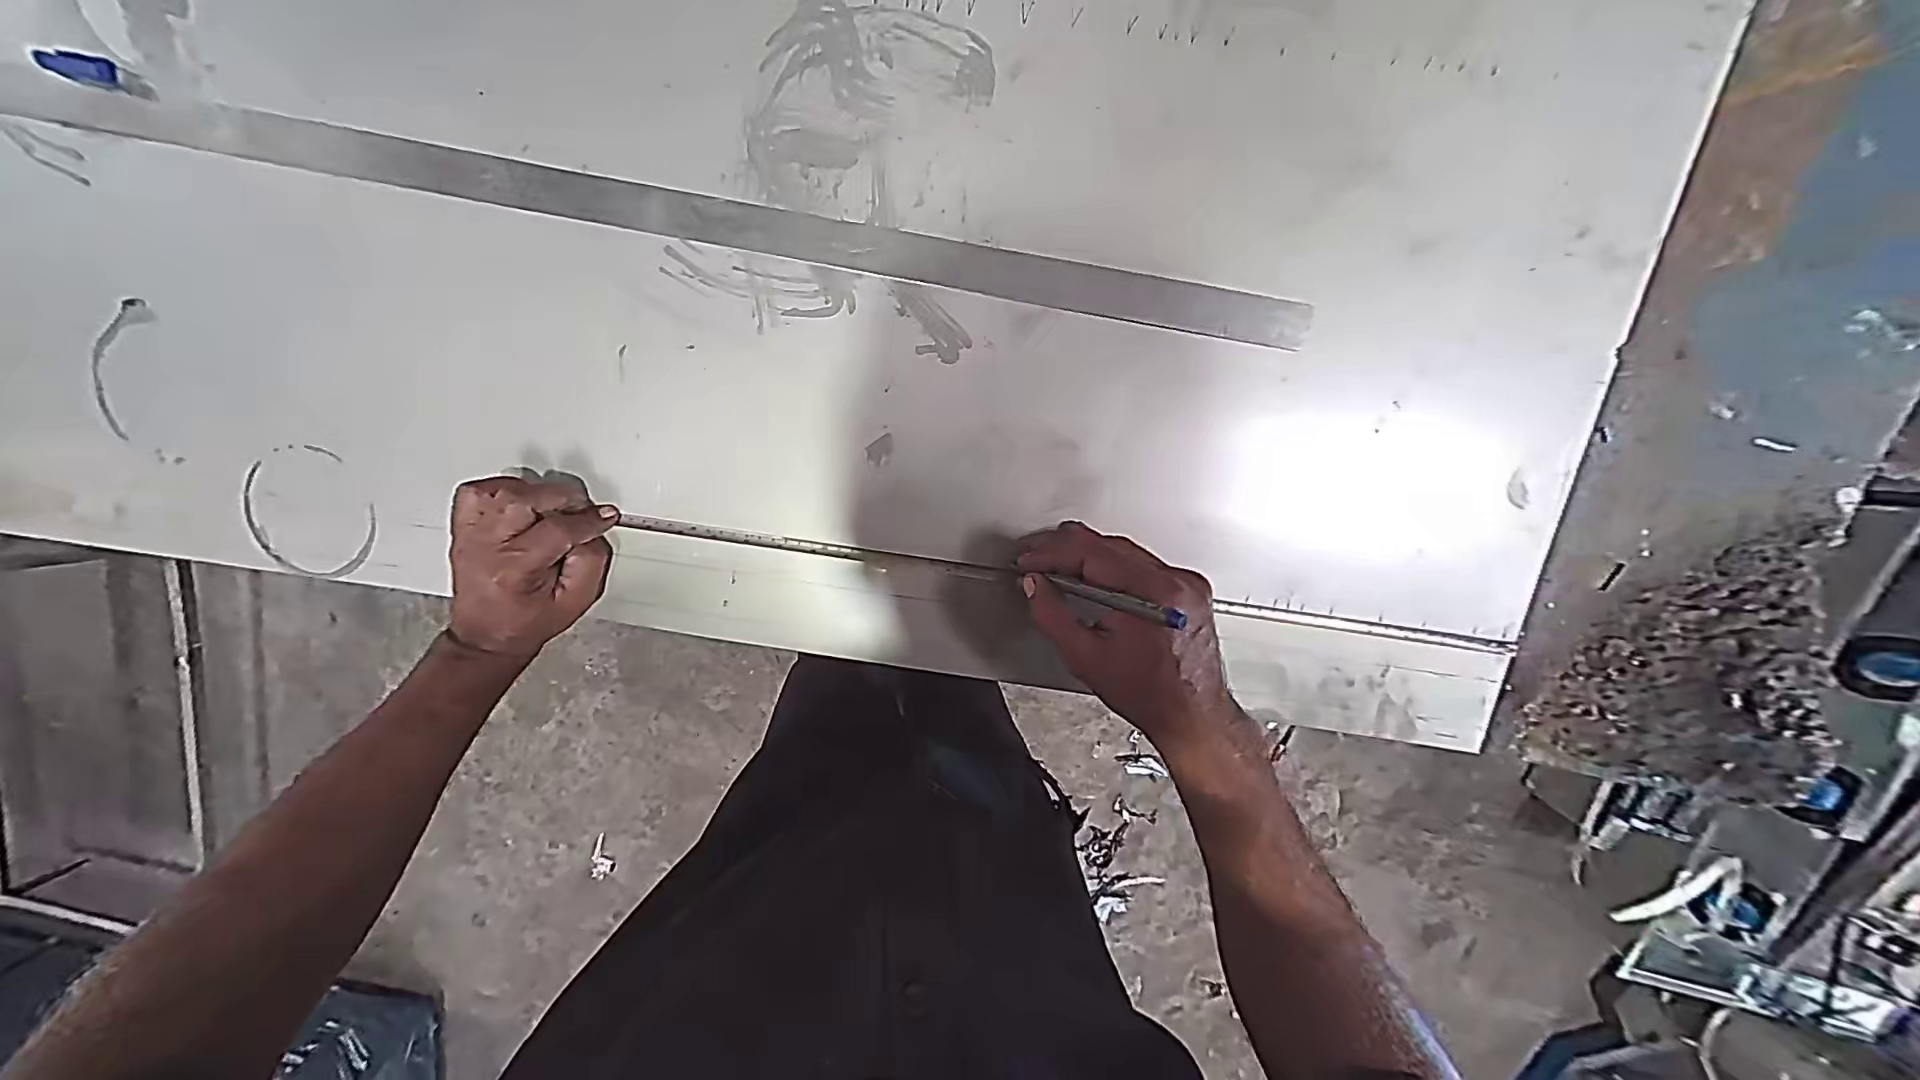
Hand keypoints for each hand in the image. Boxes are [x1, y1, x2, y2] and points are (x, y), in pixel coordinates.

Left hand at [446, 476, 618, 658]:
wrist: (487, 633)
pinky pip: (477, 491)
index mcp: (514, 571)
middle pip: (525, 500)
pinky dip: (503, 488)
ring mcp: (471, 534)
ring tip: (553, 508)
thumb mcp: (577, 600)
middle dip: (564, 500)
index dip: (589, 520)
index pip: (558, 529)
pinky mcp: (463, 526)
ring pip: (503, 490)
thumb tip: (594, 529)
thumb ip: (594, 560)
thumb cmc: (528, 621)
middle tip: (580, 512)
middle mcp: (486, 547)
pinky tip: (522, 503)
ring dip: (536, 493)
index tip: (606, 517)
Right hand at [1017, 522, 1239, 747]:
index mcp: (1154, 594)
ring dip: (1086, 553)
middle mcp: (1175, 581)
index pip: (1092, 554)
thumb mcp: (1085, 658)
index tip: (1029, 559)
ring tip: (1054, 563)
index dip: (1052, 553)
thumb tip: (1034, 586)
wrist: (1191, 715)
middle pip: (1108, 545)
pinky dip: (1110, 565)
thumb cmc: (1150, 695)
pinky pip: (1141, 564)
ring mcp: (1185, 583)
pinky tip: (1089, 573)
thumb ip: (1052, 616)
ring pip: (1124, 551)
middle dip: (1064, 547)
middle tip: (1034, 555)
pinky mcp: (1187, 589)